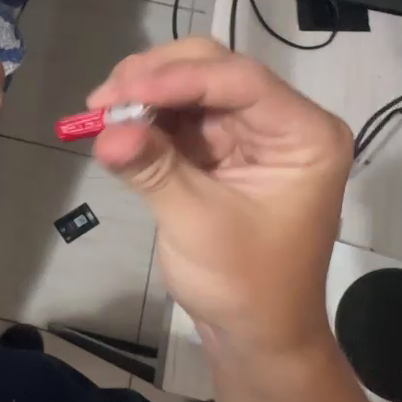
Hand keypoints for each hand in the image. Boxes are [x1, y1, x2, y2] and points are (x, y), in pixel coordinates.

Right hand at [89, 37, 351, 367]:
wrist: (254, 332)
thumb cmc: (245, 283)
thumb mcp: (198, 223)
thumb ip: (154, 169)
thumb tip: (104, 134)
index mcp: (303, 135)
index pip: (239, 81)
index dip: (176, 78)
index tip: (118, 92)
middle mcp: (279, 121)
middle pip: (213, 69)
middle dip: (155, 78)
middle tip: (102, 101)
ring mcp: (245, 132)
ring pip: (188, 85)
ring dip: (142, 93)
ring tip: (99, 114)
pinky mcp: (215, 148)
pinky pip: (175, 115)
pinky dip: (142, 116)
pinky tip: (112, 126)